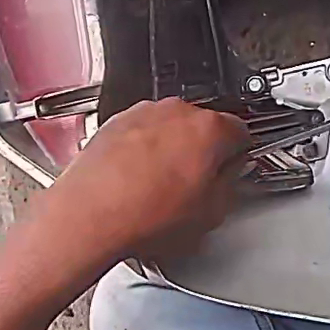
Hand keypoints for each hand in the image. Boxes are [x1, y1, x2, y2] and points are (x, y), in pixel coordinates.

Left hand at [32, 98, 251, 266]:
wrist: (88, 217)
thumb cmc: (142, 215)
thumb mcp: (210, 213)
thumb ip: (229, 185)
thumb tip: (228, 177)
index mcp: (210, 129)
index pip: (241, 131)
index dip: (241, 152)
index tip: (235, 165)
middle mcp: (177, 112)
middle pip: (205, 125)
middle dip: (205, 150)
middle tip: (199, 182)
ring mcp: (143, 114)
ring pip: (171, 126)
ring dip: (172, 148)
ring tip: (163, 186)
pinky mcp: (115, 122)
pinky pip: (141, 131)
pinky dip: (143, 149)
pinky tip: (139, 180)